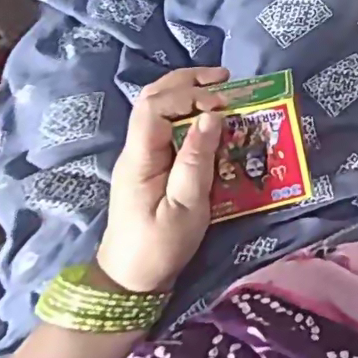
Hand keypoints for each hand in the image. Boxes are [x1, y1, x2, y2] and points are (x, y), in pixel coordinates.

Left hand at [97, 68, 231, 293]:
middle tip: (226, 78)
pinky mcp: (151, 164)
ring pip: (158, 108)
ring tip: (221, 88)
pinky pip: (167, 126)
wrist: (130, 279)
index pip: (156, 106)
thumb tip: (213, 117)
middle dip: (188, 80)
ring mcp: (142, 155)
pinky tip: (210, 116)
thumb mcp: (186, 207)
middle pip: (153, 97)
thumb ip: (196, 160)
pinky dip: (189, 111)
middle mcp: (136, 148)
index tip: (223, 104)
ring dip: (188, 92)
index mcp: (140, 157)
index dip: (190, 95)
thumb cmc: (160, 246)